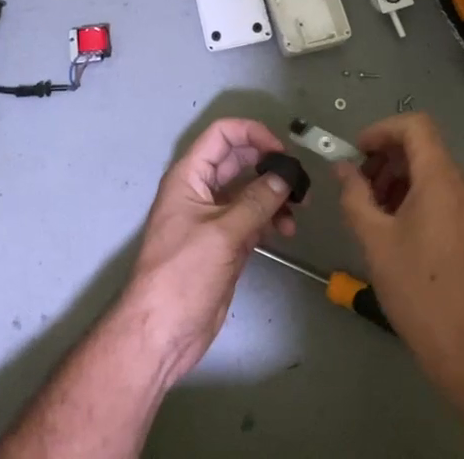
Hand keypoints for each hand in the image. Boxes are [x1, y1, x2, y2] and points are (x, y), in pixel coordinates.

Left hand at [115, 118, 297, 386]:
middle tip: (300, 181)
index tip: (282, 151)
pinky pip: (252, 218)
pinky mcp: (225, 243)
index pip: (221, 135)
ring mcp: (213, 218)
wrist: (163, 330)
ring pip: (248, 191)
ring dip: (274, 195)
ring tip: (298, 210)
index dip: (252, 133)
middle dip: (269, 165)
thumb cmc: (184, 274)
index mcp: (189, 177)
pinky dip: (270, 219)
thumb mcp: (223, 233)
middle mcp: (200, 191)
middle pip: (238, 160)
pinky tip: (285, 229)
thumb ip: (257, 201)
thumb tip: (285, 176)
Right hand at [335, 114, 463, 385]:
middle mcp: (463, 185)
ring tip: (372, 210)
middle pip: (423, 147)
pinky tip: (395, 228)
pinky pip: (443, 194)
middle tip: (358, 186)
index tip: (357, 152)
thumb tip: (343, 168)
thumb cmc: (416, 287)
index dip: (382, 130)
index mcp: (440, 179)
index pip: (415, 126)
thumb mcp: (373, 238)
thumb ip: (354, 195)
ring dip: (398, 178)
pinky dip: (415, 196)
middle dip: (386, 157)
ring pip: (432, 171)